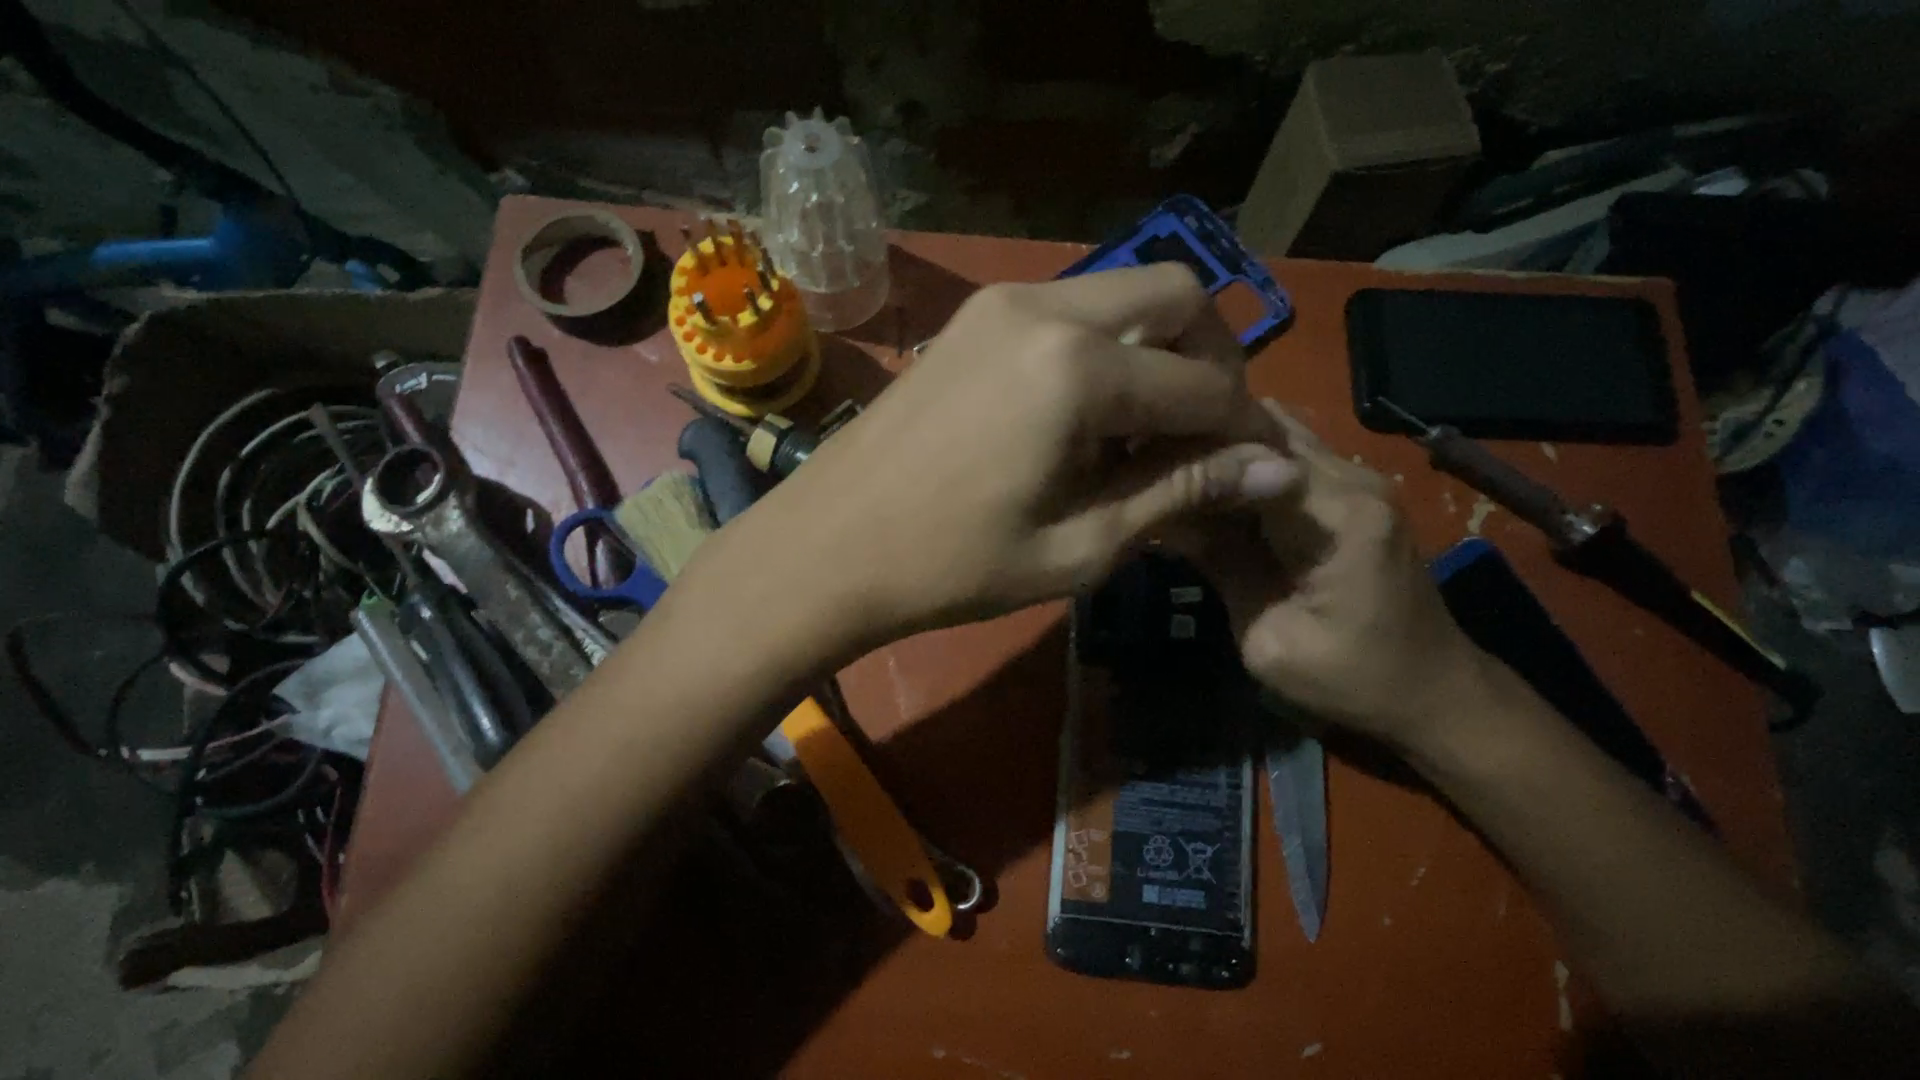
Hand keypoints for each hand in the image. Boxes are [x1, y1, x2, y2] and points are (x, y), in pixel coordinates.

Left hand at [721, 264, 1300, 647]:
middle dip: (1211, 358)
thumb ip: (1180, 493)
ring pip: (1123, 292)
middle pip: (1177, 295)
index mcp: (1078, 369)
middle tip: (1202, 434)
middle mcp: (1047, 308)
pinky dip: (1105, 345)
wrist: (827, 546)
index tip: (1251, 470)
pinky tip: (1086, 415)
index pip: (1204, 382)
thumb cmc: (951, 565)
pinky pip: (1070, 307)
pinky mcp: (974, 315)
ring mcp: (1003, 302)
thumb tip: (1278, 469)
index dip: (1241, 429)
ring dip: (1157, 347)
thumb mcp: (1079, 545)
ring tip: (1142, 433)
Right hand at [1177, 402, 1494, 751]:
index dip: (1190, 452)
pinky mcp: (1352, 492)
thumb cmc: (1352, 680)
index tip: (1136, 461)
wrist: (1434, 692)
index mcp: (1338, 516)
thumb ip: (1221, 567)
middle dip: (1201, 440)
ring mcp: (1358, 480)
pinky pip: (1287, 459)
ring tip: (1166, 468)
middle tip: (1142, 460)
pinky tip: (1205, 485)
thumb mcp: (1268, 641)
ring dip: (1221, 448)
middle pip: (1263, 429)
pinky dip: (1243, 465)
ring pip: (1274, 434)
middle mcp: (1354, 479)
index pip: (1251, 453)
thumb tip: (1163, 512)